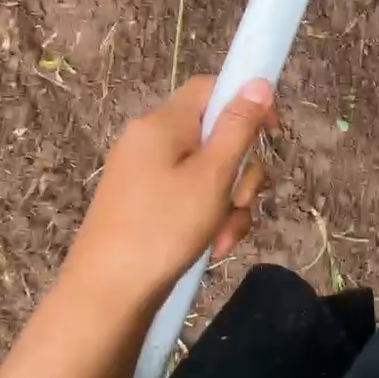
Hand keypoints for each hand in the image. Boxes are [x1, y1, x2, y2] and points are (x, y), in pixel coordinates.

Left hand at [61, 76, 277, 310]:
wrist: (107, 295)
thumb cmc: (162, 227)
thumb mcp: (213, 174)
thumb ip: (239, 126)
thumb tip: (259, 82)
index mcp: (162, 125)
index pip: (211, 88)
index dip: (247, 102)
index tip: (271, 133)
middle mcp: (152, 142)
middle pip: (219, 134)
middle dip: (243, 169)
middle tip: (242, 198)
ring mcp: (149, 174)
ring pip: (215, 170)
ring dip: (232, 200)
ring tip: (226, 231)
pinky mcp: (150, 202)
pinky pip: (197, 195)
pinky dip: (213, 215)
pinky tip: (215, 242)